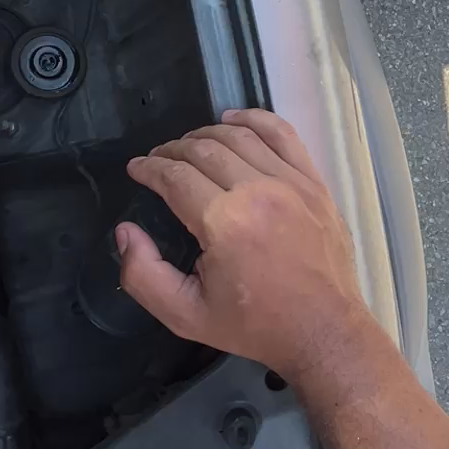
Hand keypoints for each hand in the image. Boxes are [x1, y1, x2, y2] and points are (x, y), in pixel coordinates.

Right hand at [119, 108, 375, 382]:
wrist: (324, 331)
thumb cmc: (254, 324)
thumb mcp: (185, 315)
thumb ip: (143, 275)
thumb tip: (125, 231)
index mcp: (223, 222)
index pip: (175, 176)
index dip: (149, 168)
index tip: (137, 168)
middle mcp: (256, 191)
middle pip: (203, 149)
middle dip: (172, 149)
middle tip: (158, 159)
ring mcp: (290, 182)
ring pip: (239, 136)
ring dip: (206, 133)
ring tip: (189, 144)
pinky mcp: (314, 182)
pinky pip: (283, 134)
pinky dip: (256, 118)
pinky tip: (234, 118)